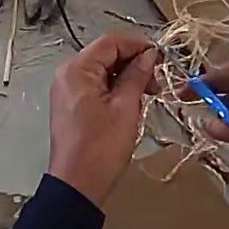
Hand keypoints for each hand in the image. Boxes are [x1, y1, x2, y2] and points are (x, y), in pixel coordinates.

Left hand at [49, 33, 160, 207]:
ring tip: (148, 95)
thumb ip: (137, 75)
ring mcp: (67, 91)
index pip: (110, 43)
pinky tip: (132, 103)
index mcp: (77, 70)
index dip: (137, 45)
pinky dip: (115, 90)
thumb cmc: (102, 146)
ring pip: (102, 72)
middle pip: (105, 55)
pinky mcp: (71, 106)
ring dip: (126, 77)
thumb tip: (149, 54)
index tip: (161, 58)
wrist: (78, 185)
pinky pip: (96, 87)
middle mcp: (68, 75)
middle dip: (133, 63)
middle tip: (156, 83)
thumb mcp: (125, 107)